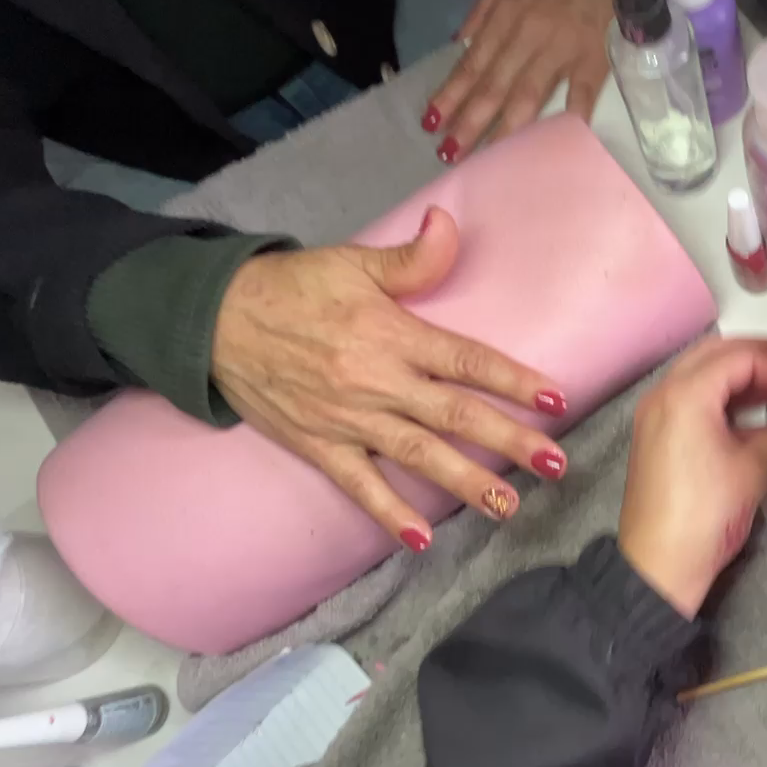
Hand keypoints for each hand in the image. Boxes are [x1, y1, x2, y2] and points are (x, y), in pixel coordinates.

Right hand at [212, 207, 570, 548]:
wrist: (210, 318)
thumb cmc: (293, 288)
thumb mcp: (353, 262)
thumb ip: (412, 258)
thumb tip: (451, 225)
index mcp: (394, 335)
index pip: (468, 361)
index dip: (514, 380)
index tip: (556, 400)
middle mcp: (378, 381)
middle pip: (456, 415)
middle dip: (509, 440)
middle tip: (555, 464)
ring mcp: (349, 418)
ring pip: (419, 454)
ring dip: (466, 482)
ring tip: (508, 507)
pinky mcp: (319, 445)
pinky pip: (358, 484)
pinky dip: (387, 512)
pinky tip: (419, 541)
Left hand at [422, 0, 610, 162]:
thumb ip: (481, 10)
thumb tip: (458, 43)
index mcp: (504, 20)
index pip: (472, 65)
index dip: (451, 95)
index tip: (432, 123)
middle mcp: (525, 40)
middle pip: (493, 87)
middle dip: (469, 122)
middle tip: (450, 154)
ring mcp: (559, 53)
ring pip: (527, 96)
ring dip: (505, 129)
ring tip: (487, 159)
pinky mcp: (591, 61)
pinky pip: (581, 93)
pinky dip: (572, 116)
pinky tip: (558, 143)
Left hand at [619, 338, 766, 617]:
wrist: (660, 563)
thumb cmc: (703, 514)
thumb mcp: (752, 470)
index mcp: (685, 395)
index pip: (741, 359)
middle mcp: (664, 394)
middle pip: (717, 355)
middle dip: (759, 358)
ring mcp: (656, 414)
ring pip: (702, 373)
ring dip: (740, 376)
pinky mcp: (656, 435)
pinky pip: (692, 398)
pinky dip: (723, 397)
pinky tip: (752, 413)